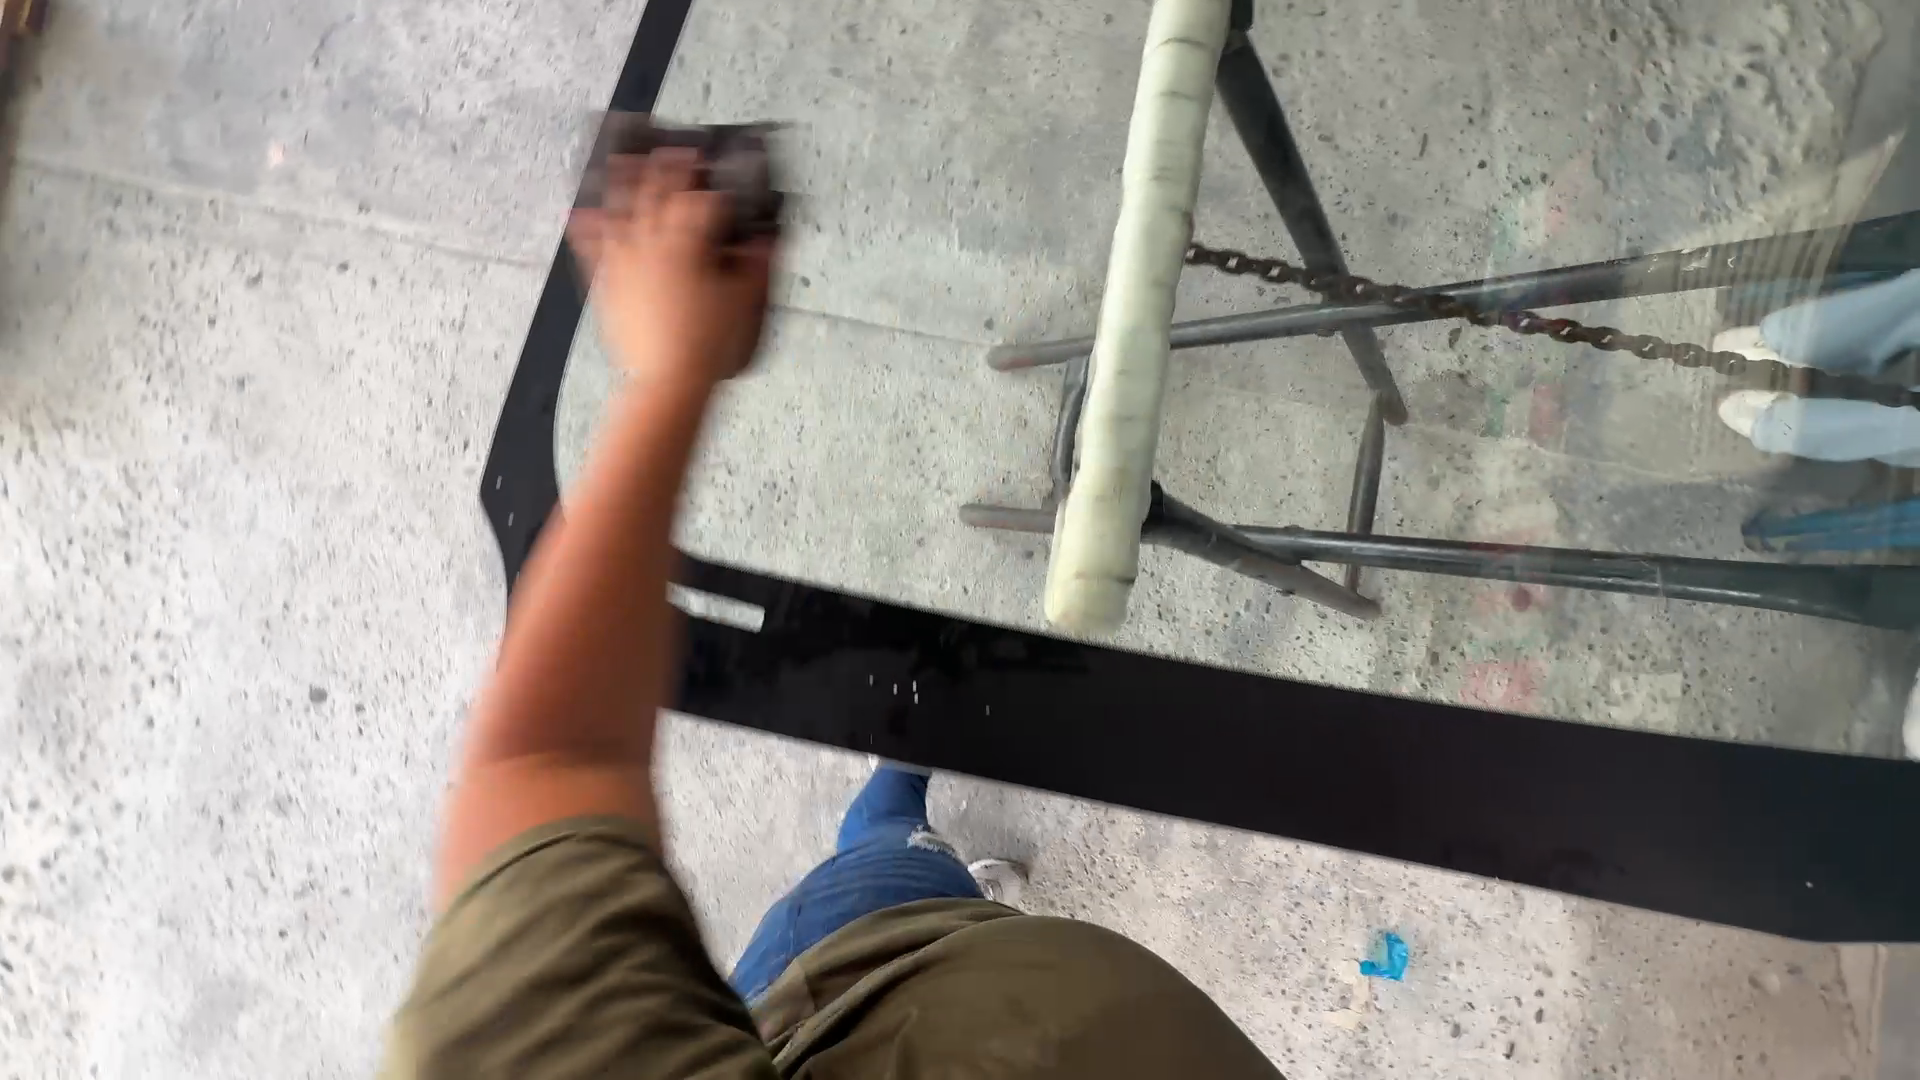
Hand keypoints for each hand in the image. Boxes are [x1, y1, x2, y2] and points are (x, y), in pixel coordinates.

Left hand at [568, 148, 776, 392]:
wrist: (669, 378)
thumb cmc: (707, 344)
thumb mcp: (743, 303)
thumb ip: (754, 265)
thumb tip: (765, 242)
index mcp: (689, 242)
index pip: (702, 199)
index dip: (711, 181)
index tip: (715, 167)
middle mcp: (652, 241)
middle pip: (658, 189)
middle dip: (669, 164)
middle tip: (675, 148)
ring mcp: (623, 258)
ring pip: (620, 205)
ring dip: (624, 178)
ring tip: (624, 156)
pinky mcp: (606, 280)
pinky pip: (590, 243)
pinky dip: (587, 223)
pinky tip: (582, 209)